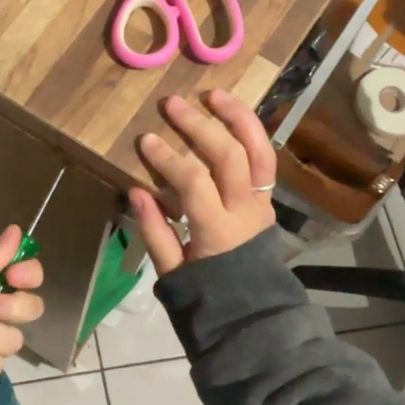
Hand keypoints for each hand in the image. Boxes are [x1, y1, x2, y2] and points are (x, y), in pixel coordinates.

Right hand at [130, 90, 277, 274]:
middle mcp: (246, 211)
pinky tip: (231, 113)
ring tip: (213, 94)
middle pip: (229, 156)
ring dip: (237, 118)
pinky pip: (265, 158)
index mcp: (218, 231)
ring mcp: (263, 201)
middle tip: (172, 105)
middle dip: (200, 126)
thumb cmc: (206, 292)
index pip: (194, 183)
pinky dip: (251, 132)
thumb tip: (137, 190)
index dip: (168, 158)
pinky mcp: (268, 197)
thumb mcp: (172, 271)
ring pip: (259, 150)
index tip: (145, 140)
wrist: (251, 310)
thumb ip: (155, 230)